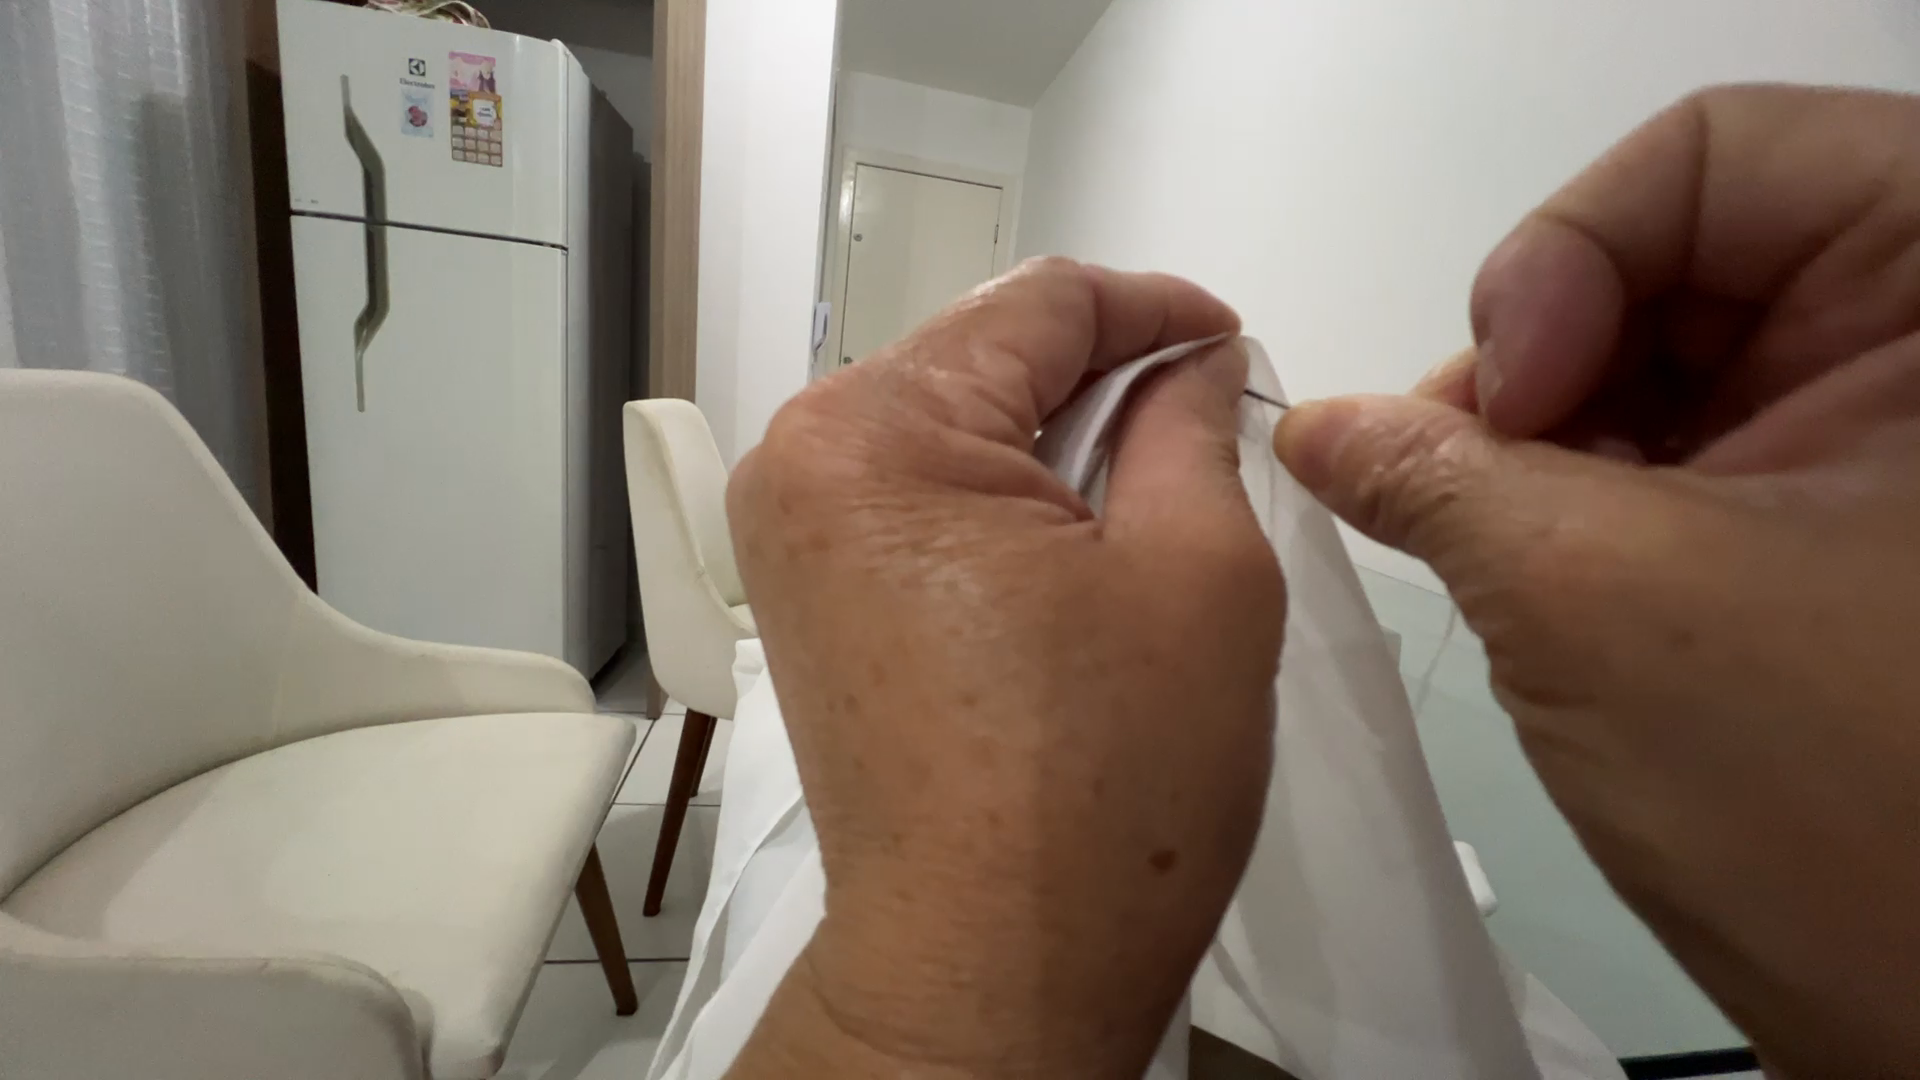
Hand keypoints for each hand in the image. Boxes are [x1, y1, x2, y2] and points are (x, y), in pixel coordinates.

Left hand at [726, 259, 1283, 1078]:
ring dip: (1048, 431)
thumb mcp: (1196, 571)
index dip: (1150, 306)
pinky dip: (996, 487)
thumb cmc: (1107, 781)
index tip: (1222, 338)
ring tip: (1140, 469)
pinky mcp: (806, 587)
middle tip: (1194, 405)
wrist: (986, 961)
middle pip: (978, 357)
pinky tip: (1063, 523)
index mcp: (878, 430)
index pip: (1036, 303)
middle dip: (1097, 371)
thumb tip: (1191, 359)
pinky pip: (913, 490)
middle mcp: (802, 459)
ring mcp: (789, 528)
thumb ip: (1189, 425)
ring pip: (946, 422)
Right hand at [1274, 85, 1919, 1078]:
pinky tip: (1513, 555)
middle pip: (1654, 259)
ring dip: (1519, 437)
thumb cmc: (1845, 801)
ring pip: (1627, 357)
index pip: (1711, 160)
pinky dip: (1545, 483)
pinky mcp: (1806, 509)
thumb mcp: (1588, 593)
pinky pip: (1635, 440)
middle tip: (1452, 477)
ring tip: (1477, 533)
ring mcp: (1868, 432)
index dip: (1569, 263)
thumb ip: (1424, 476)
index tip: (1515, 402)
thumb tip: (1307, 425)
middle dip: (1523, 368)